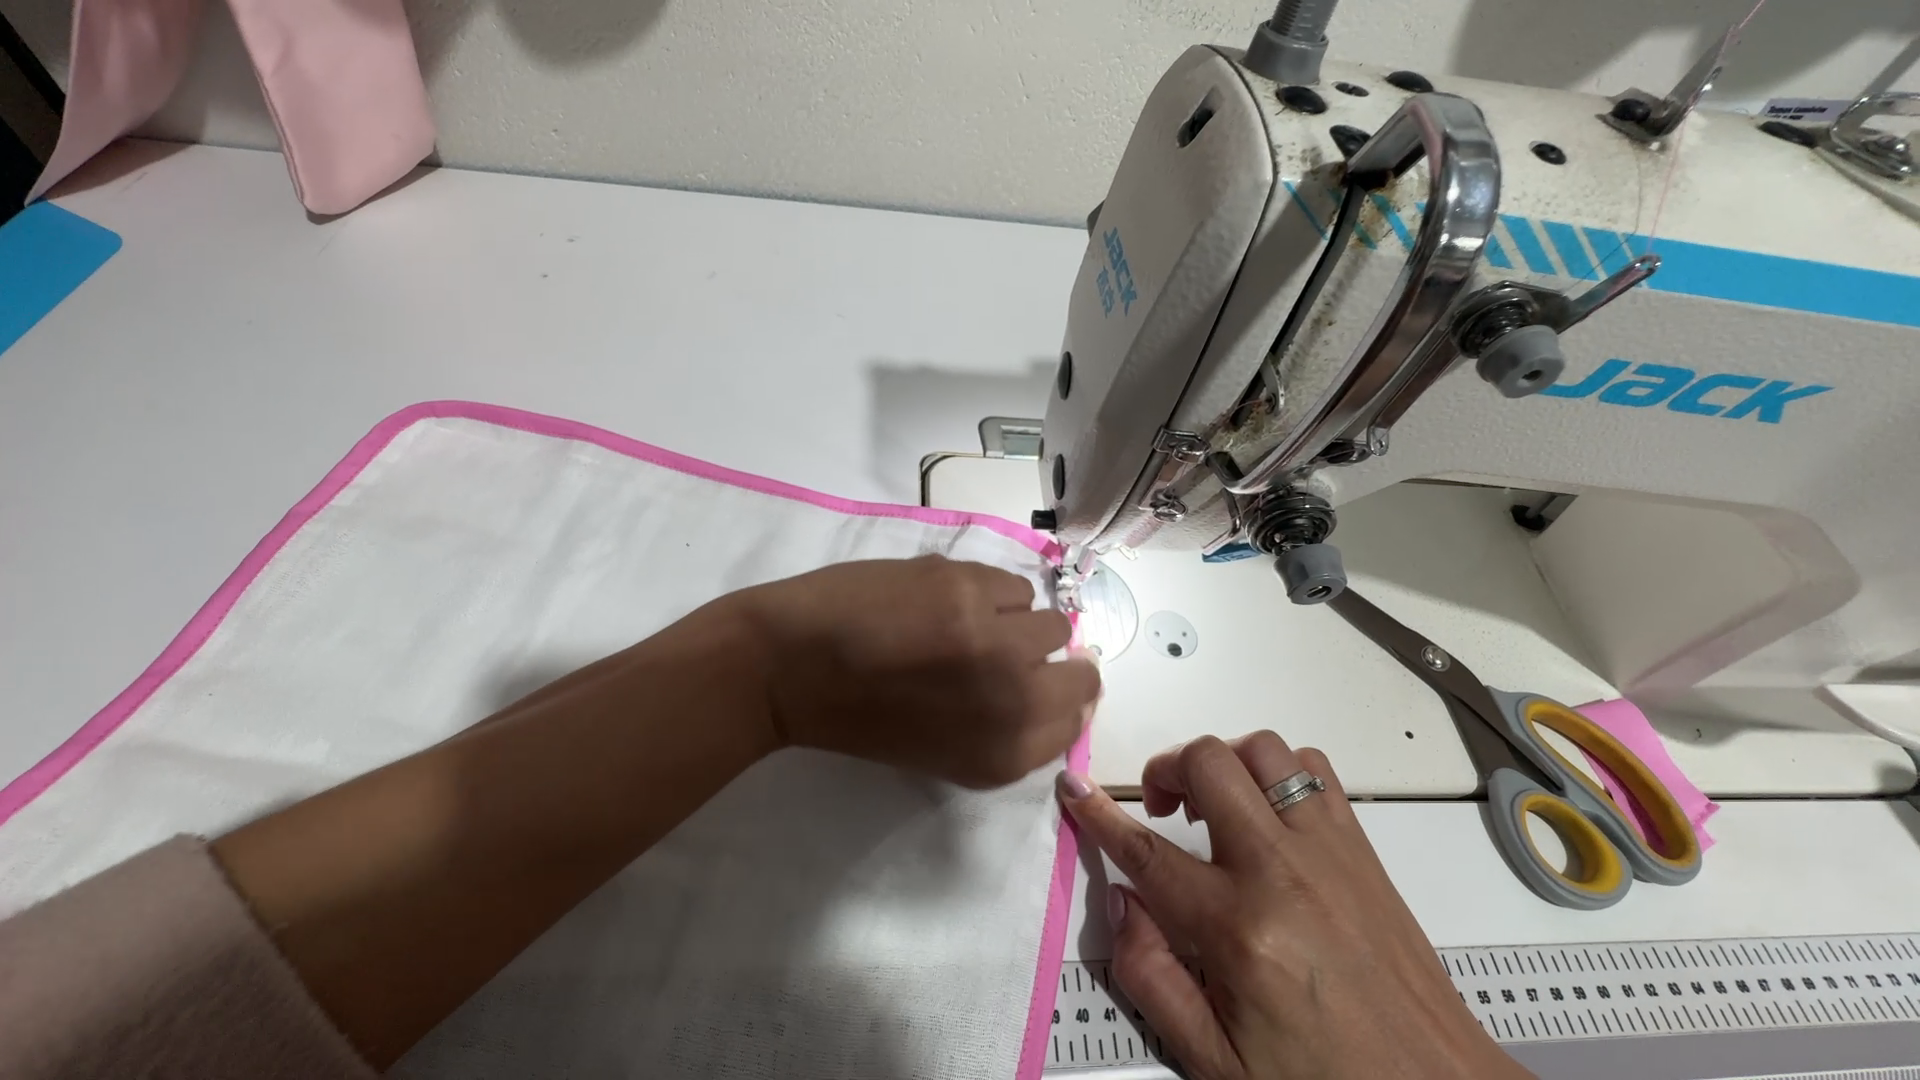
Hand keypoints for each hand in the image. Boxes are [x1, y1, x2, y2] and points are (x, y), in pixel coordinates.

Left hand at [729, 555, 1100, 787]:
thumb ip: (1012, 728)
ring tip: (964, 626)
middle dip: (1045, 661)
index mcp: (1003, 755)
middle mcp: (1014, 699)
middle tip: (998, 652)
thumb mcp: (946, 752)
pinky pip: (1013, 585)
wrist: (790, 666)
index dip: (1060, 695)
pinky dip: (987, 593)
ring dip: (1015, 624)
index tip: (1034, 681)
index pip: (1078, 718)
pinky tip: (943, 601)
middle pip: (1079, 669)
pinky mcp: (969, 584)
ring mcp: (995, 637)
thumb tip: (1065, 679)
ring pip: (1050, 621)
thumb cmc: (862, 719)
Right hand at [1056, 733, 1532, 1079]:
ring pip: (1263, 751)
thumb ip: (1151, 976)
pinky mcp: (1362, 847)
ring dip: (1223, 763)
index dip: (1100, 814)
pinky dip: (1277, 771)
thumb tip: (1124, 901)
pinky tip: (1267, 812)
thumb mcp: (1215, 1061)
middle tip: (1159, 808)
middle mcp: (1282, 870)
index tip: (1074, 787)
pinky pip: (1313, 769)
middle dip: (1165, 769)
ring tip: (1213, 805)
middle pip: (1207, 764)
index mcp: (1239, 930)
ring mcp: (1329, 850)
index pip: (1147, 852)